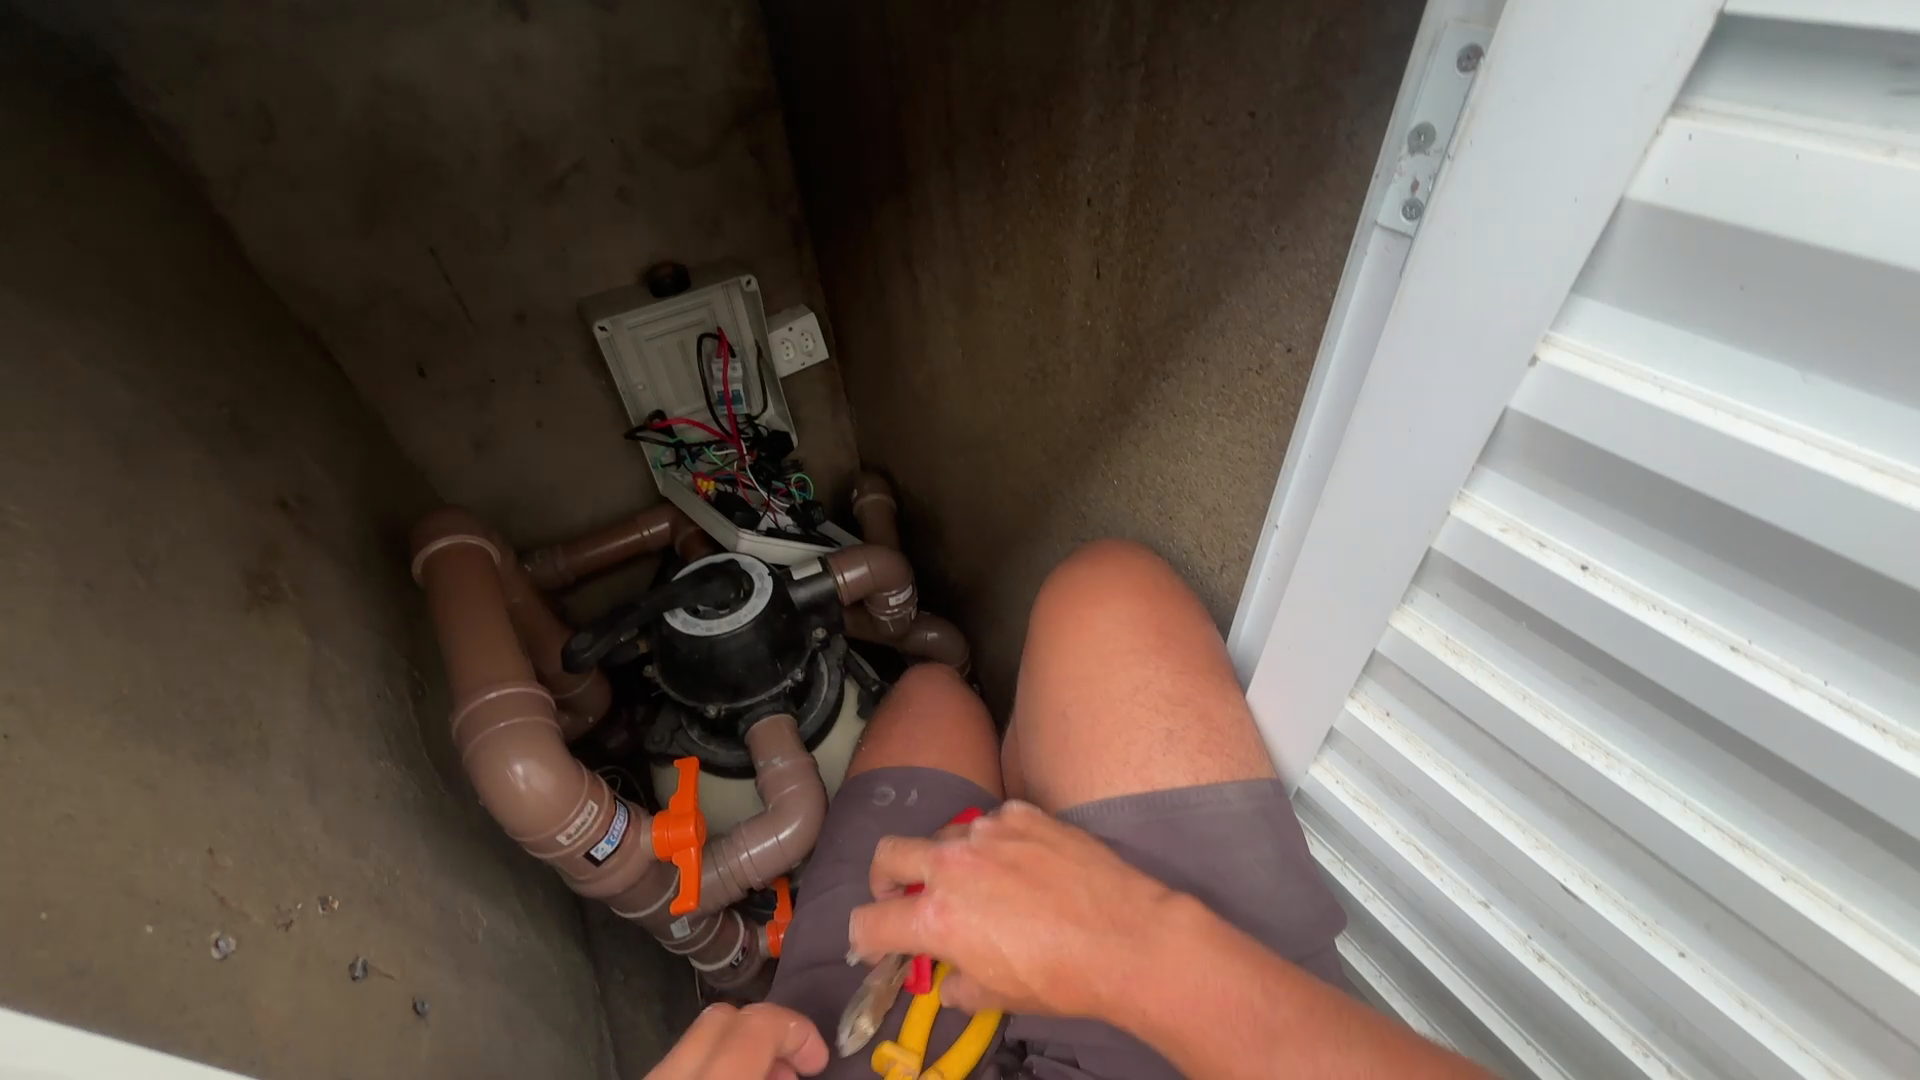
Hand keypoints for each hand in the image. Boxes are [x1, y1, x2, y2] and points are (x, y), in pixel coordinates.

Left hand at [645, 1002, 827, 1079]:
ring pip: (696, 1041)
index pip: (755, 1026)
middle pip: (721, 1019)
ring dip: (739, 1050)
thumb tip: (794, 1066)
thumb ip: (778, 1075)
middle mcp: (670, 1077)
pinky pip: (679, 1067)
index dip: (797, 1031)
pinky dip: (713, 1069)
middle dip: (766, 1031)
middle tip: (792, 1071)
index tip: (817, 1060)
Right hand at [846, 799, 1182, 1018]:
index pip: (870, 921)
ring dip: (945, 858)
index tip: (874, 943)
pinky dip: (994, 842)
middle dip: (886, 879)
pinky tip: (1022, 862)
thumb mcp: (999, 998)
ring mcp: (989, 830)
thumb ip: (958, 983)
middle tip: (902, 896)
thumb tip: (949, 977)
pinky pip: (992, 822)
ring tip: (978, 881)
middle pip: (889, 854)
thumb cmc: (1061, 979)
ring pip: (944, 834)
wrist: (1127, 937)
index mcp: (938, 916)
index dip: (864, 938)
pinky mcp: (1023, 813)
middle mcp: (954, 863)